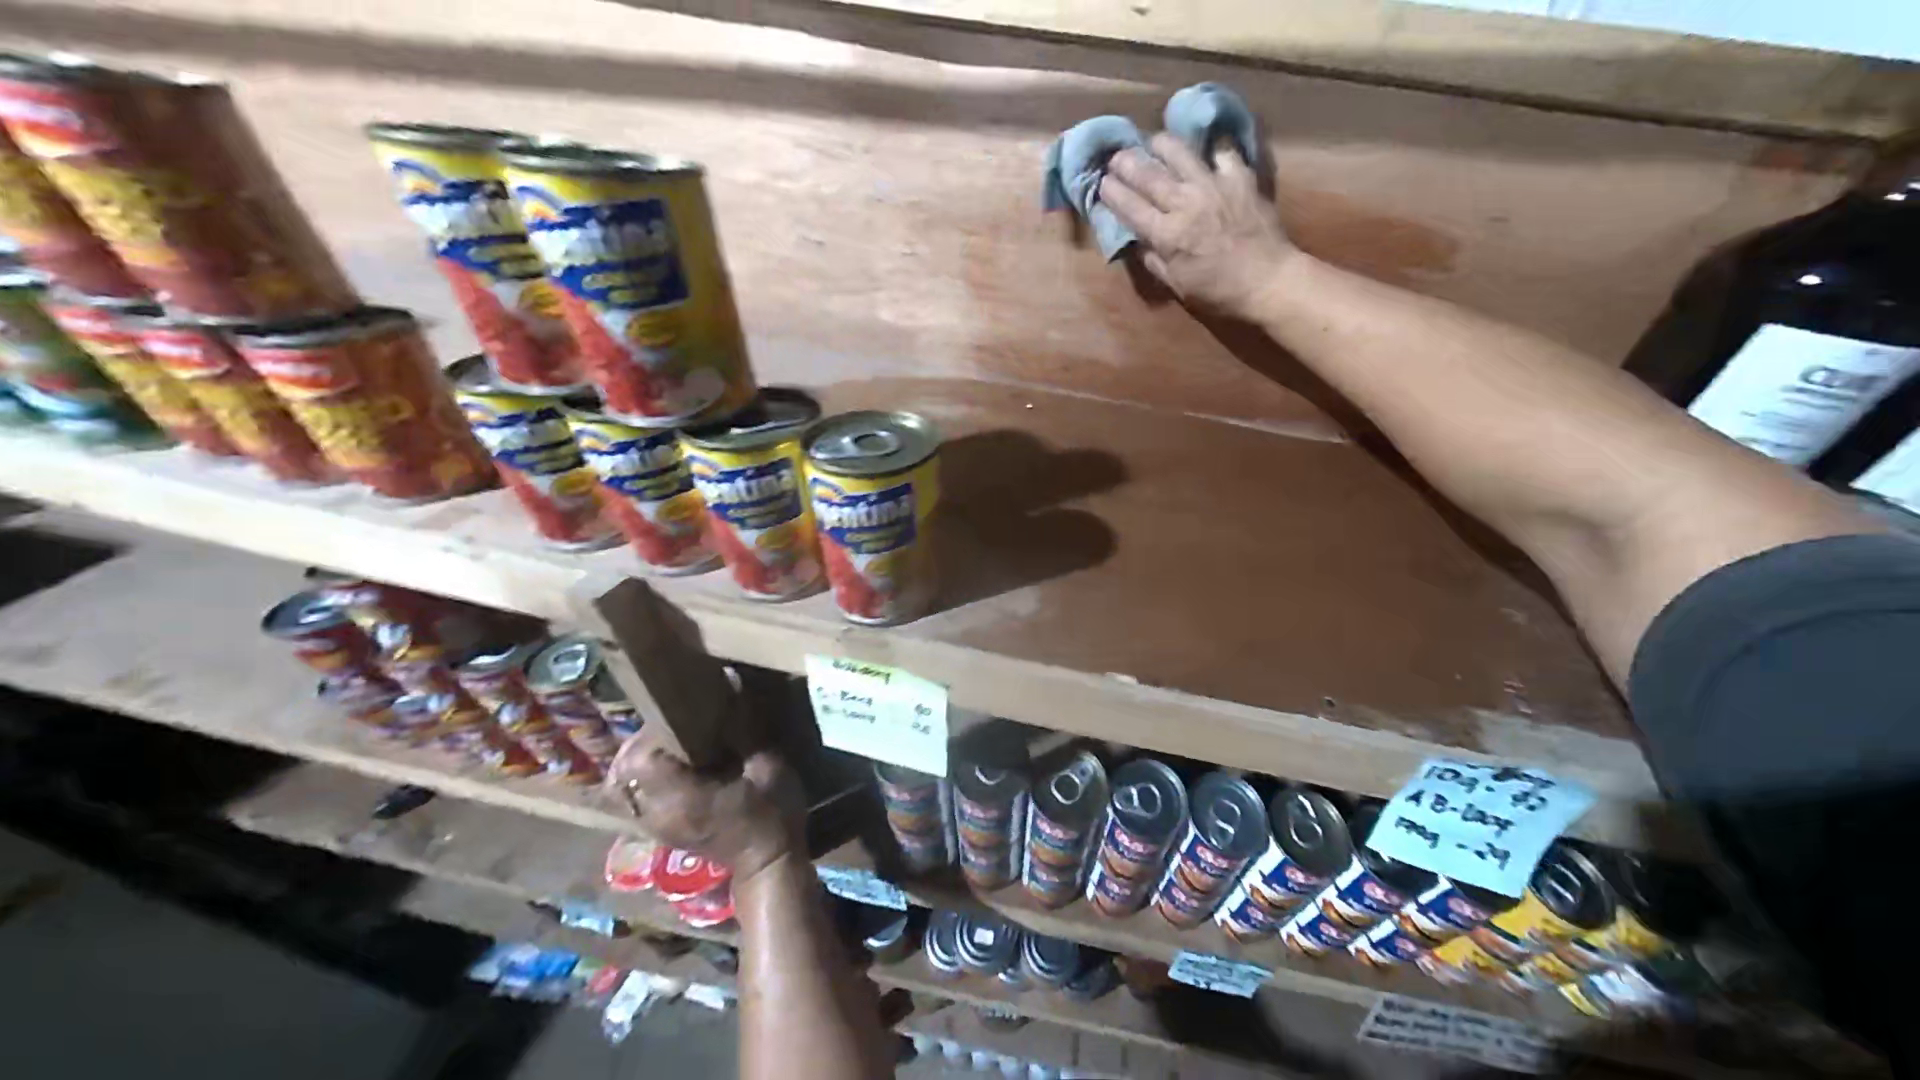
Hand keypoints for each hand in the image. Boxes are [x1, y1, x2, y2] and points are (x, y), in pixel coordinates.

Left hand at [608, 727, 803, 883]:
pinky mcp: (656, 825)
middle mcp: (654, 812)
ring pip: (622, 781)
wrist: (768, 863)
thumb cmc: (771, 814)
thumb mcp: (768, 767)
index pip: (640, 758)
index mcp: (679, 798)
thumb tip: (730, 680)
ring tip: (673, 741)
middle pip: (623, 768)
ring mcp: (651, 822)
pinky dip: (642, 773)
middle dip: (645, 739)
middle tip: (678, 725)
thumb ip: (744, 725)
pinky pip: (632, 792)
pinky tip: (671, 762)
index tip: (684, 717)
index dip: (655, 731)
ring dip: (641, 755)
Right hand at [1100, 133, 1297, 319]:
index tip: (1102, 182)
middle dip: (1128, 163)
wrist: (1268, 280)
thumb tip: (1139, 242)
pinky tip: (1204, 147)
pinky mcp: (1240, 177)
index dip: (1113, 193)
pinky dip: (1211, 147)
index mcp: (1167, 234)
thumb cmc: (1218, 291)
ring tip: (1153, 140)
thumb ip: (1155, 261)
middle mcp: (1185, 203)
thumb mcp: (1177, 286)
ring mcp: (1213, 185)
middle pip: (1149, 175)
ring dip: (1162, 145)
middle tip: (1116, 155)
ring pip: (1181, 154)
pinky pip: (1222, 153)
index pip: (1131, 207)